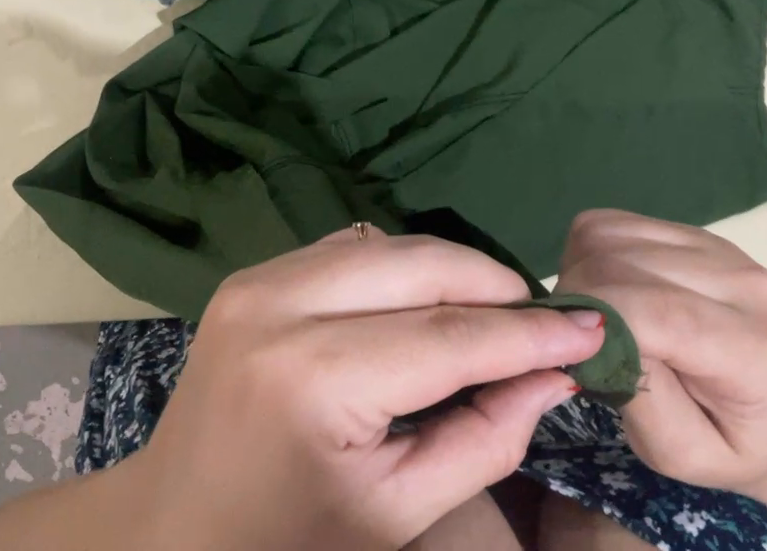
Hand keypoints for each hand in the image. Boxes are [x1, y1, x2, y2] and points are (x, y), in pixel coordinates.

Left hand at [132, 227, 607, 549]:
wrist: (175, 525)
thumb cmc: (290, 537)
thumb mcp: (400, 512)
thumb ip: (485, 438)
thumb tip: (553, 371)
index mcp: (316, 380)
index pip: (450, 337)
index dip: (529, 332)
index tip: (590, 327)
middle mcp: (283, 306)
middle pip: (420, 265)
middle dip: (494, 285)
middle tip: (545, 316)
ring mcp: (258, 280)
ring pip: (386, 245)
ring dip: (449, 270)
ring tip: (492, 312)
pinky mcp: (251, 274)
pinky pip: (348, 247)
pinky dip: (398, 266)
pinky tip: (421, 301)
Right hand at [553, 210, 766, 496]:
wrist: (759, 418)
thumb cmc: (718, 448)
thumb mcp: (679, 454)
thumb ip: (641, 394)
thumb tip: (598, 330)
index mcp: (756, 350)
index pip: (656, 311)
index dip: (594, 319)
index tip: (567, 348)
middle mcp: (745, 284)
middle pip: (621, 264)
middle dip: (578, 299)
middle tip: (577, 341)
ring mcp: (719, 248)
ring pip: (608, 235)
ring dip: (580, 272)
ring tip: (595, 316)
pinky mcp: (690, 231)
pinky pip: (610, 222)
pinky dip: (588, 253)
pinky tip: (607, 288)